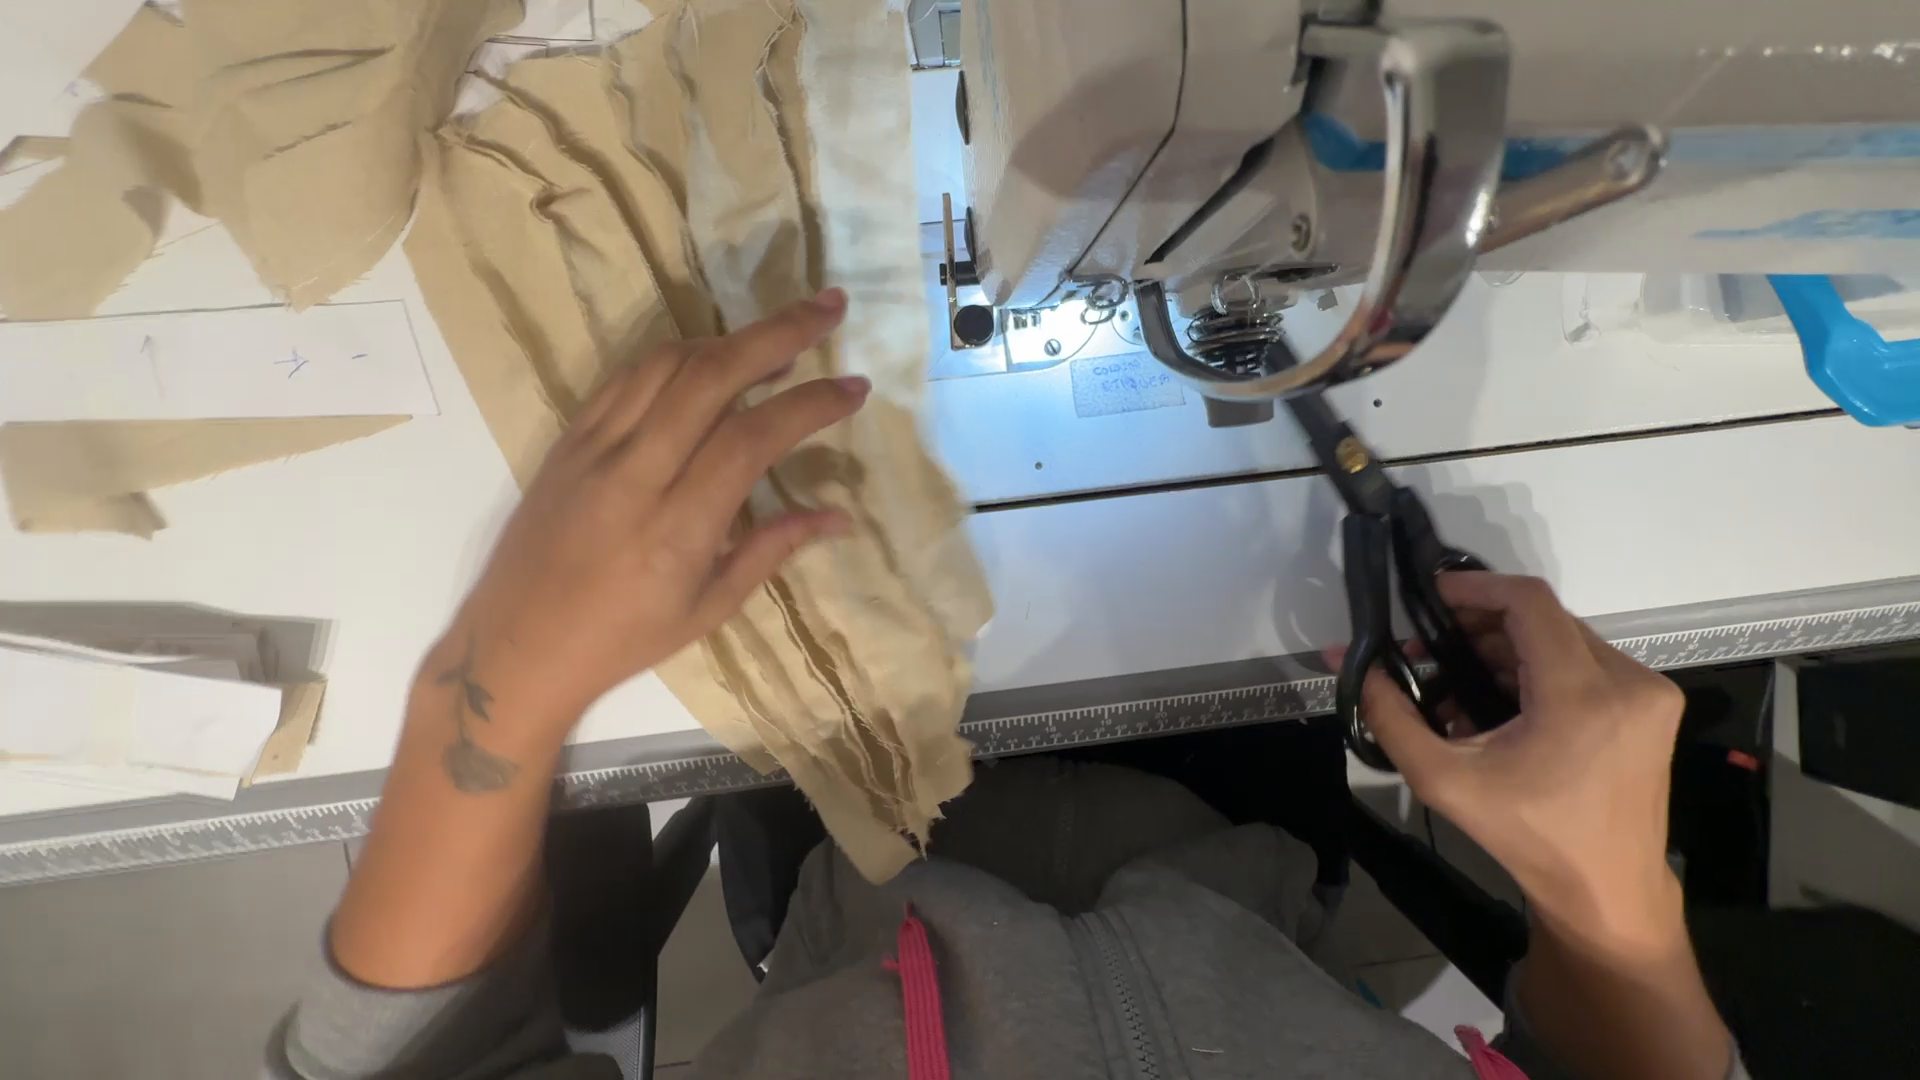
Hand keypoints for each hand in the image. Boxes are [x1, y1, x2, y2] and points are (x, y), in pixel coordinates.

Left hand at [439, 288, 866, 728]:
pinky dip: (679, 355)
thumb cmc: (625, 639)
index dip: (810, 404)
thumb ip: (774, 548)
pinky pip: (628, 377)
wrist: (516, 647)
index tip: (856, 388)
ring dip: (731, 337)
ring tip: (781, 334)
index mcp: (678, 526)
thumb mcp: (711, 608)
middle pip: (711, 377)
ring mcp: (594, 449)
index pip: (753, 439)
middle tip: (829, 308)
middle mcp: (635, 473)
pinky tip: (712, 355)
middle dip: (778, 333)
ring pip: (667, 364)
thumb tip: (840, 517)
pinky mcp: (569, 439)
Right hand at [1357, 572, 1687, 957]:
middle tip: (1429, 646)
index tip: (1430, 595)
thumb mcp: (1441, 777)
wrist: (1608, 890)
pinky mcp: (1650, 708)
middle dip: (1479, 621)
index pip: (1529, 602)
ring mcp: (1647, 694)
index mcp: (1583, 695)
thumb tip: (1354, 663)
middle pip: (1543, 617)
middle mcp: (1629, 682)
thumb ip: (1390, 714)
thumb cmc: (1526, 834)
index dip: (1475, 585)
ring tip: (1455, 677)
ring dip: (1504, 644)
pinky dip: (1533, 666)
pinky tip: (1497, 698)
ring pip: (1562, 637)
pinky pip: (1582, 661)